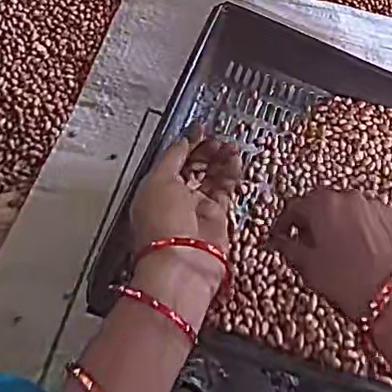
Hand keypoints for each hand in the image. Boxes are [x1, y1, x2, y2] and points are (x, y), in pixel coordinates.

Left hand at [130, 126, 240, 267]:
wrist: (183, 263)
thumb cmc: (163, 224)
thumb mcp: (160, 179)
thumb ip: (174, 155)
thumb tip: (184, 138)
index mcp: (156, 188)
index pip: (175, 158)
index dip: (189, 143)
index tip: (202, 129)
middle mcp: (175, 197)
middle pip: (195, 166)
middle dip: (207, 150)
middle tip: (219, 138)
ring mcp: (197, 207)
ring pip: (212, 175)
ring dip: (221, 158)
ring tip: (231, 146)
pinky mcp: (217, 216)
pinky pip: (226, 189)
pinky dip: (231, 173)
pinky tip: (235, 161)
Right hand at [270, 188, 391, 319]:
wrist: (388, 293)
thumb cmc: (348, 280)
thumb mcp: (308, 265)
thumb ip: (288, 247)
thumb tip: (278, 241)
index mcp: (322, 205)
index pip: (294, 206)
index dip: (284, 223)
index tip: (281, 234)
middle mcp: (346, 197)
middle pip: (320, 202)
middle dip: (310, 220)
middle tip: (304, 242)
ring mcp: (369, 204)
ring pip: (343, 207)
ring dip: (334, 221)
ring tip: (332, 247)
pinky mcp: (387, 214)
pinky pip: (364, 213)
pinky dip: (356, 224)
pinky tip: (354, 246)